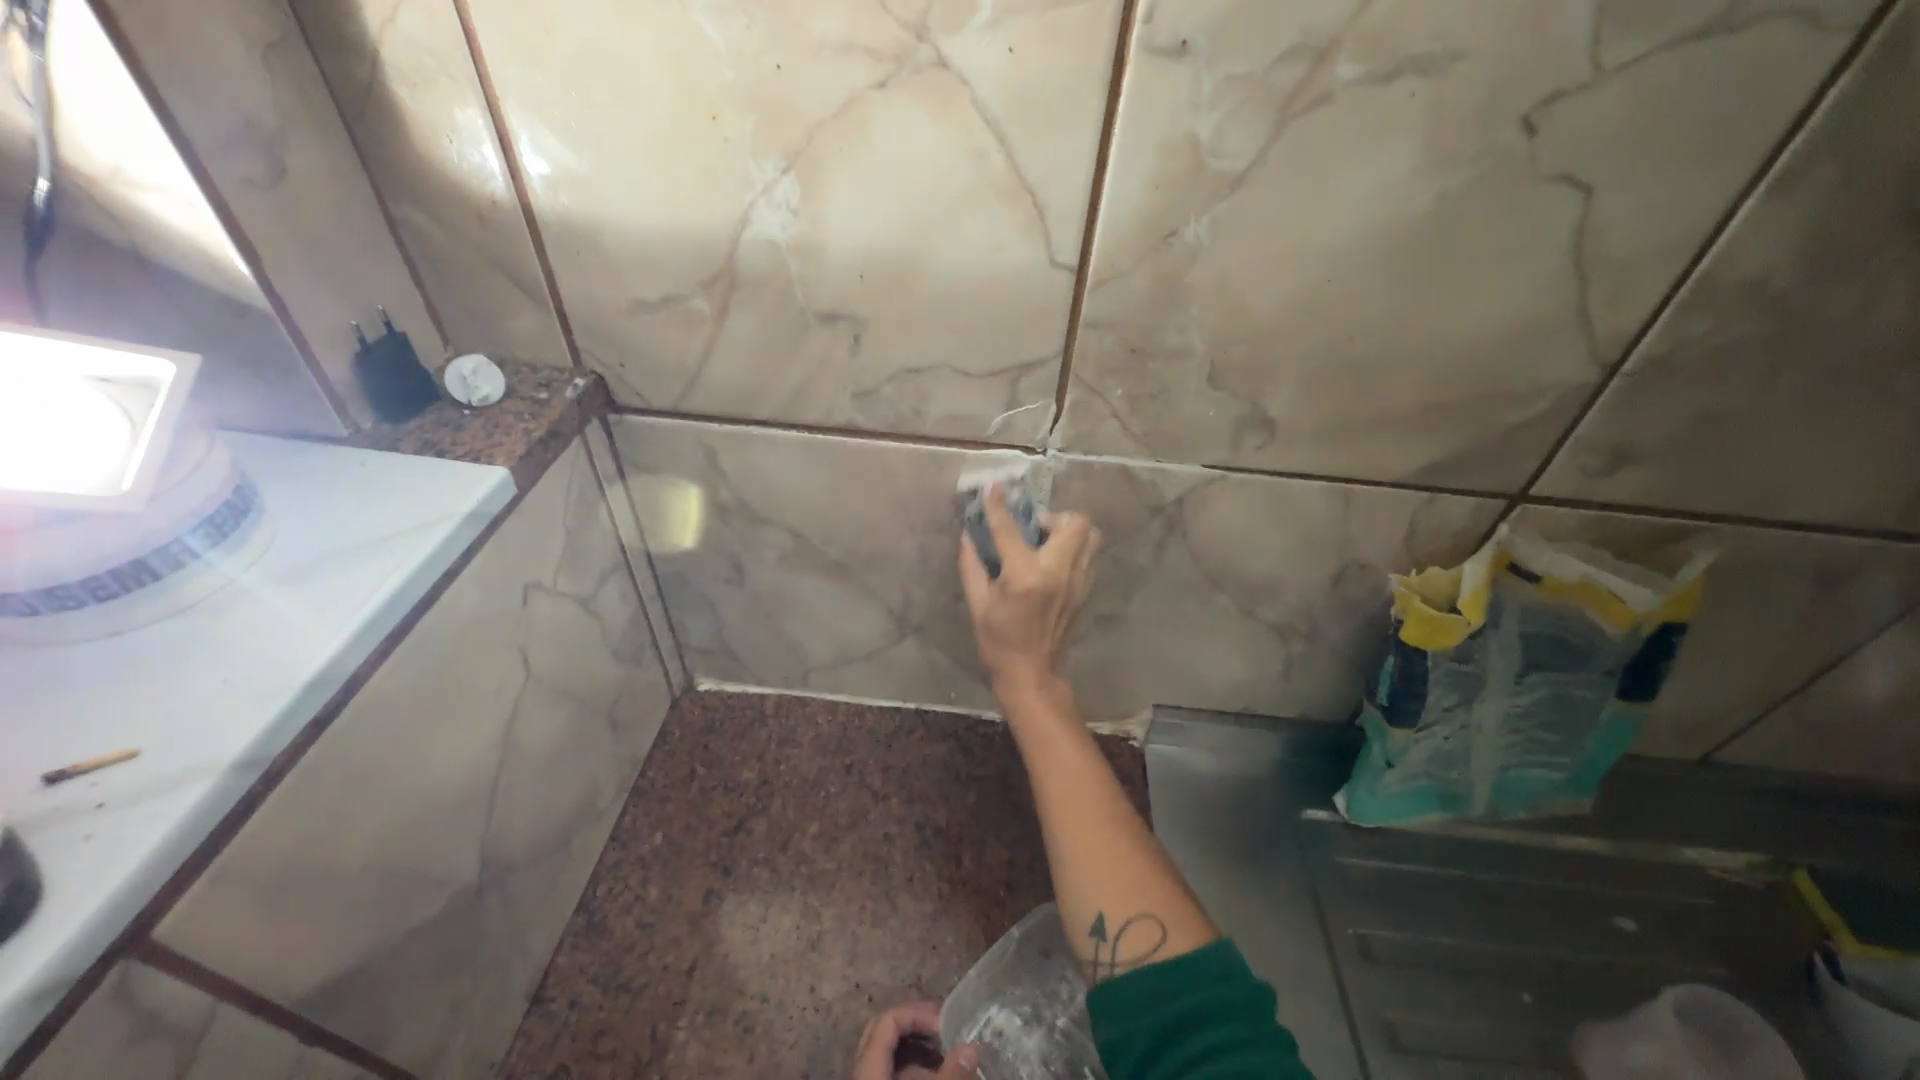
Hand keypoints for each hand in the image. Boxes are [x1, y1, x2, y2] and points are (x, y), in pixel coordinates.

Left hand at [852, 1002, 978, 1078]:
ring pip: (887, 1052)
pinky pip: (891, 1069)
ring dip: (916, 1043)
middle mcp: (863, 1070)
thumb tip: (973, 1046)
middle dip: (914, 1021)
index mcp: (868, 1067)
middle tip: (943, 1023)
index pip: (886, 1021)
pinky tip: (935, 1068)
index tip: (944, 1023)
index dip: (916, 1014)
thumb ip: (949, 1075)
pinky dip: (914, 1062)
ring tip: (945, 1045)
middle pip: (882, 1030)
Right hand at [958, 485, 1100, 697]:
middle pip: (1075, 523)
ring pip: (1090, 535)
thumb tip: (969, 534)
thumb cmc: (998, 641)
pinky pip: (1089, 554)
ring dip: (1069, 530)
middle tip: (1033, 529)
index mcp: (1025, 576)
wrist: (1032, 674)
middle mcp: (1058, 572)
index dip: (998, 506)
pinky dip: (1074, 548)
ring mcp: (1078, 581)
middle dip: (1053, 517)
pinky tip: (1054, 562)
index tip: (993, 488)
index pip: (1011, 529)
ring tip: (1047, 543)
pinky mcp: (1086, 590)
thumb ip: (972, 564)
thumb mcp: (978, 603)